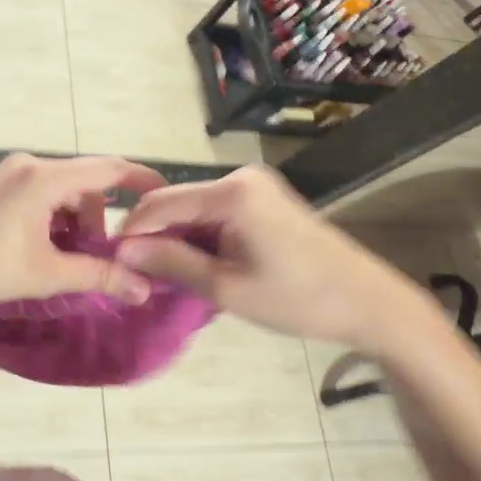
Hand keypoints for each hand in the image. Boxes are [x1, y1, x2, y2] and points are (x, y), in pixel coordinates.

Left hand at [0, 154, 167, 307]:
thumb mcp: (47, 273)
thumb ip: (99, 275)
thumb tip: (143, 288)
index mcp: (45, 177)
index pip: (109, 168)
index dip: (141, 180)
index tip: (165, 196)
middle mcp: (31, 164)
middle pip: (86, 183)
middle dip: (101, 220)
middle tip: (103, 259)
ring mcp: (13, 172)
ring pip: (65, 191)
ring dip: (77, 222)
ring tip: (70, 261)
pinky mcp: (1, 184)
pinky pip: (43, 194)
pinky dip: (55, 219)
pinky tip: (47, 250)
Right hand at [114, 165, 428, 349]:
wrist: (369, 303)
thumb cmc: (298, 299)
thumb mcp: (227, 288)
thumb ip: (171, 263)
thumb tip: (123, 252)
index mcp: (231, 193)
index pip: (160, 203)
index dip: (131, 231)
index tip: (112, 262)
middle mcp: (240, 177)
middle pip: (176, 202)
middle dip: (153, 235)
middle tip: (137, 275)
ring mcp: (255, 186)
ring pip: (194, 208)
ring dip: (176, 238)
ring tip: (164, 275)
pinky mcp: (264, 198)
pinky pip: (216, 212)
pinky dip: (201, 236)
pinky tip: (197, 265)